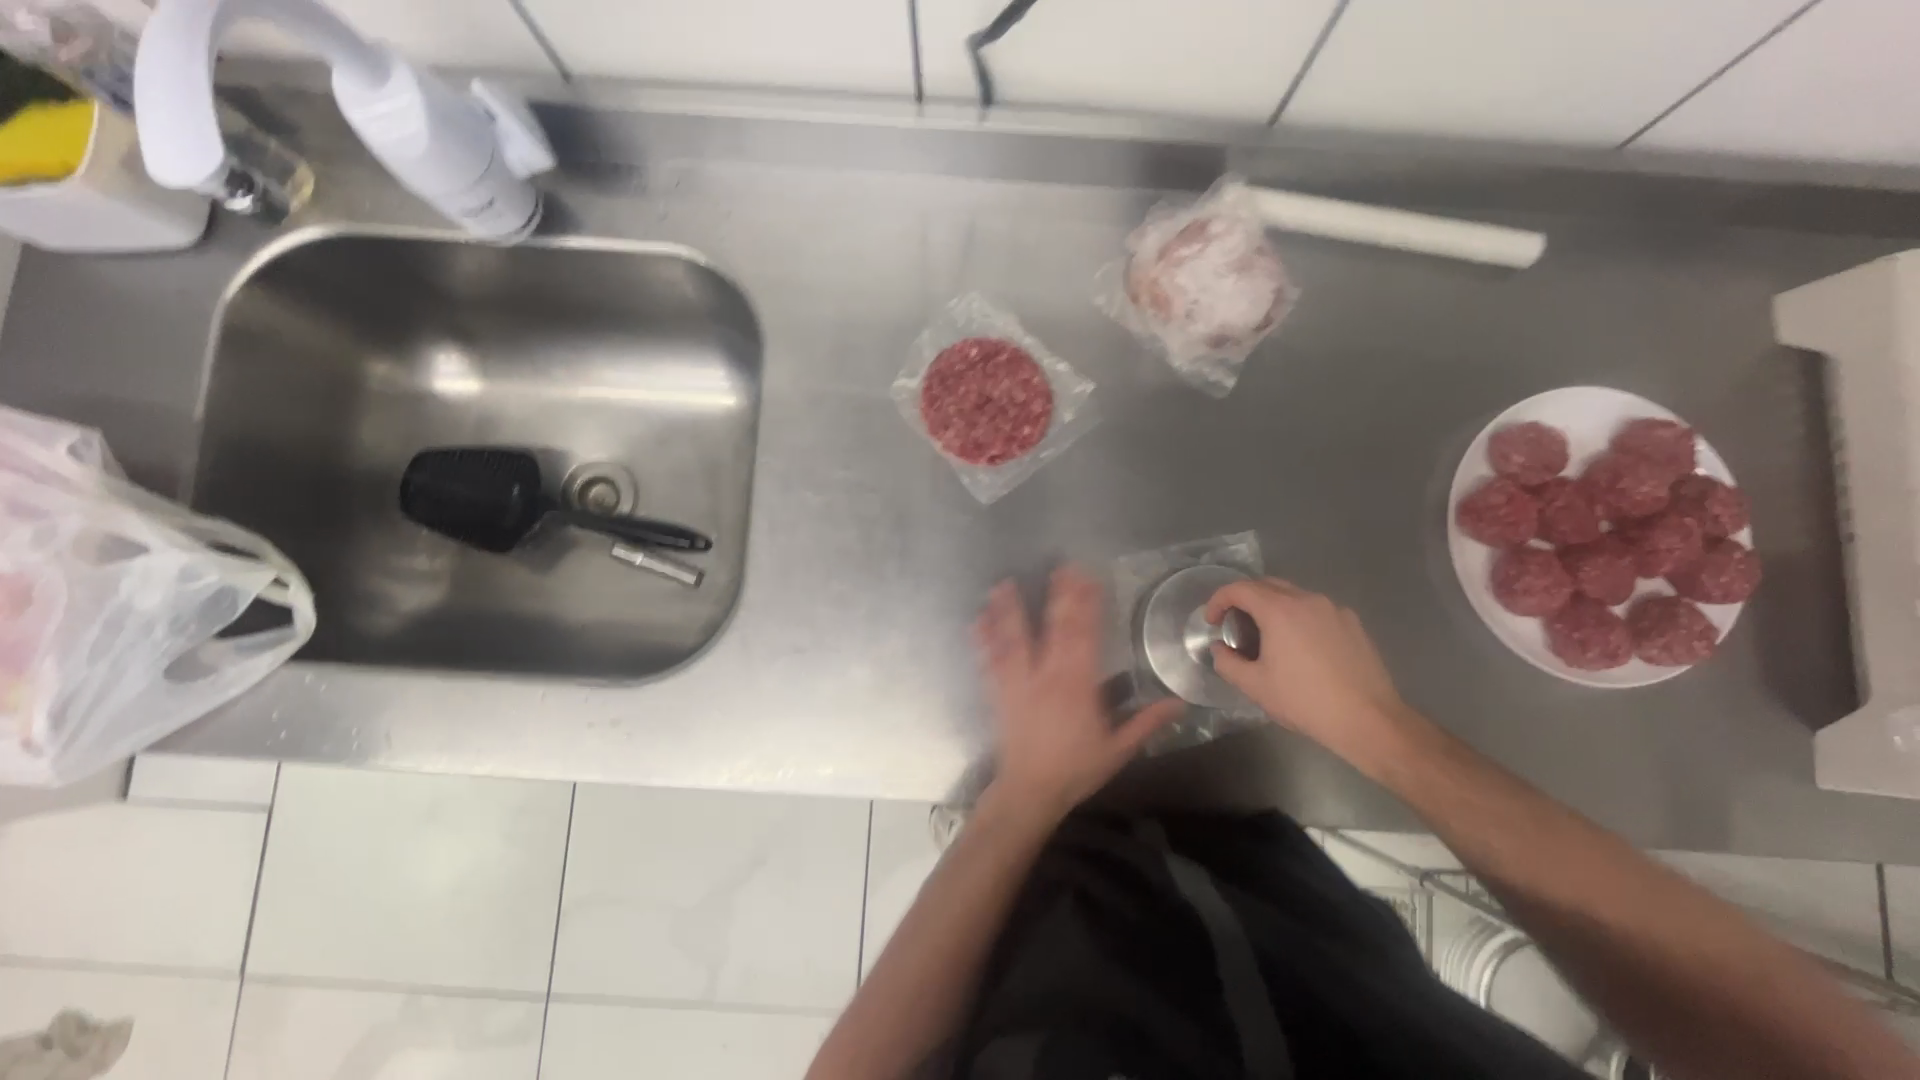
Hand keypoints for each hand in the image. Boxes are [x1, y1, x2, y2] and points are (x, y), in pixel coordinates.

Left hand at [976, 565, 1183, 819]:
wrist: (1030, 792)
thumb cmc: (1075, 770)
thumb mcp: (1117, 750)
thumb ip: (1146, 723)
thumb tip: (1179, 703)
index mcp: (1077, 686)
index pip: (1084, 637)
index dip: (1086, 605)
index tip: (1089, 579)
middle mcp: (1046, 677)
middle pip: (1053, 629)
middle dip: (1057, 597)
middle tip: (1060, 568)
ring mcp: (1019, 683)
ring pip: (1014, 640)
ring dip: (1009, 611)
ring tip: (1003, 584)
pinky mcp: (1000, 694)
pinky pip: (991, 662)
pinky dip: (984, 640)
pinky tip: (977, 621)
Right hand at [1205, 578, 1421, 760]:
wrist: (1367, 719)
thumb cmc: (1304, 701)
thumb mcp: (1255, 686)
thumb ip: (1227, 662)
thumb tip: (1219, 649)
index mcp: (1280, 610)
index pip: (1240, 589)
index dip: (1218, 600)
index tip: (1212, 621)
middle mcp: (1308, 600)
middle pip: (1267, 585)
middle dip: (1245, 599)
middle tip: (1235, 625)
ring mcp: (1335, 610)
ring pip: (1295, 596)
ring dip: (1273, 608)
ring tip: (1268, 637)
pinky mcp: (1353, 624)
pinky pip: (1317, 611)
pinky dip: (1299, 618)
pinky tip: (1301, 647)